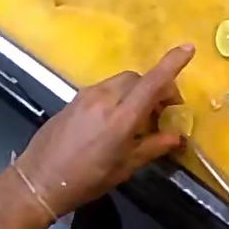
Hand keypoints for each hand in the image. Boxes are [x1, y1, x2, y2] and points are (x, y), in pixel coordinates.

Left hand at [15, 44, 193, 215]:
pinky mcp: (76, 97)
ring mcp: (88, 95)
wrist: (39, 179)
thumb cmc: (87, 180)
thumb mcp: (125, 168)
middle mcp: (105, 98)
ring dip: (137, 92)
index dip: (172, 64)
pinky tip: (117, 119)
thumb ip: (154, 147)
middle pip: (139, 78)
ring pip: (122, 81)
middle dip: (156, 88)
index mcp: (121, 118)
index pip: (152, 82)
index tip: (189, 49)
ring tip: (139, 119)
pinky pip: (106, 88)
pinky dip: (120, 95)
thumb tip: (178, 136)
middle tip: (163, 114)